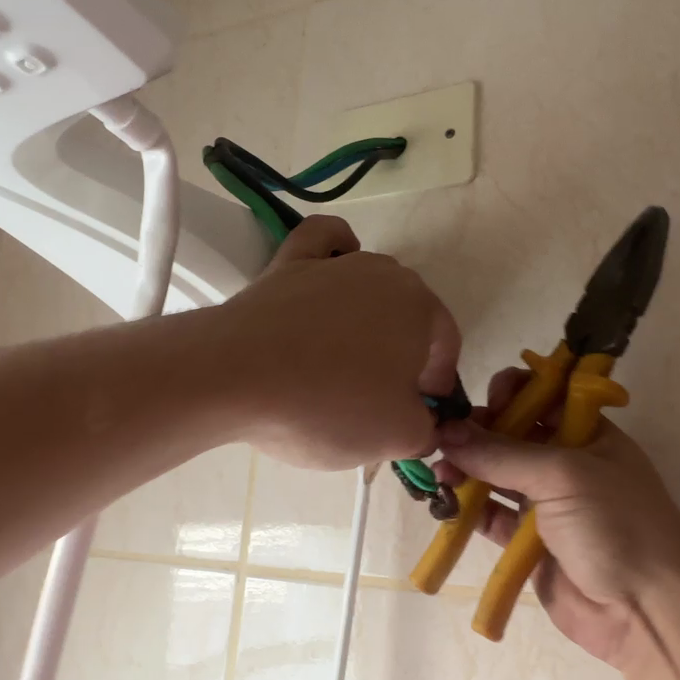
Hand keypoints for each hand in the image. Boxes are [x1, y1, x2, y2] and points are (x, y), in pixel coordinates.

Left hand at [217, 216, 459, 470]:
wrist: (234, 376)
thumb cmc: (328, 405)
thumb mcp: (396, 436)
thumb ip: (425, 430)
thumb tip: (423, 424)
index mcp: (421, 308)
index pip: (446, 345)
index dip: (437, 385)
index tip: (417, 416)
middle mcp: (383, 272)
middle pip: (407, 315)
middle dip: (402, 354)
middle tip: (377, 398)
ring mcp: (333, 262)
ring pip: (367, 286)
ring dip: (366, 320)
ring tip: (340, 361)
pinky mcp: (286, 263)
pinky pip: (323, 243)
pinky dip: (333, 250)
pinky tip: (331, 269)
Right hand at [435, 367, 679, 667]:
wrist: (648, 611)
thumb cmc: (617, 525)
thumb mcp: (564, 475)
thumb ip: (503, 453)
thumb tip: (448, 432)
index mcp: (587, 433)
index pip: (542, 396)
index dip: (512, 393)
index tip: (485, 402)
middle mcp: (566, 462)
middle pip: (511, 434)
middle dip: (476, 432)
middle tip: (444, 438)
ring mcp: (547, 504)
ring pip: (495, 475)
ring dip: (464, 469)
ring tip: (437, 472)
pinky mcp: (528, 543)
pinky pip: (490, 517)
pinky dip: (466, 509)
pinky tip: (442, 502)